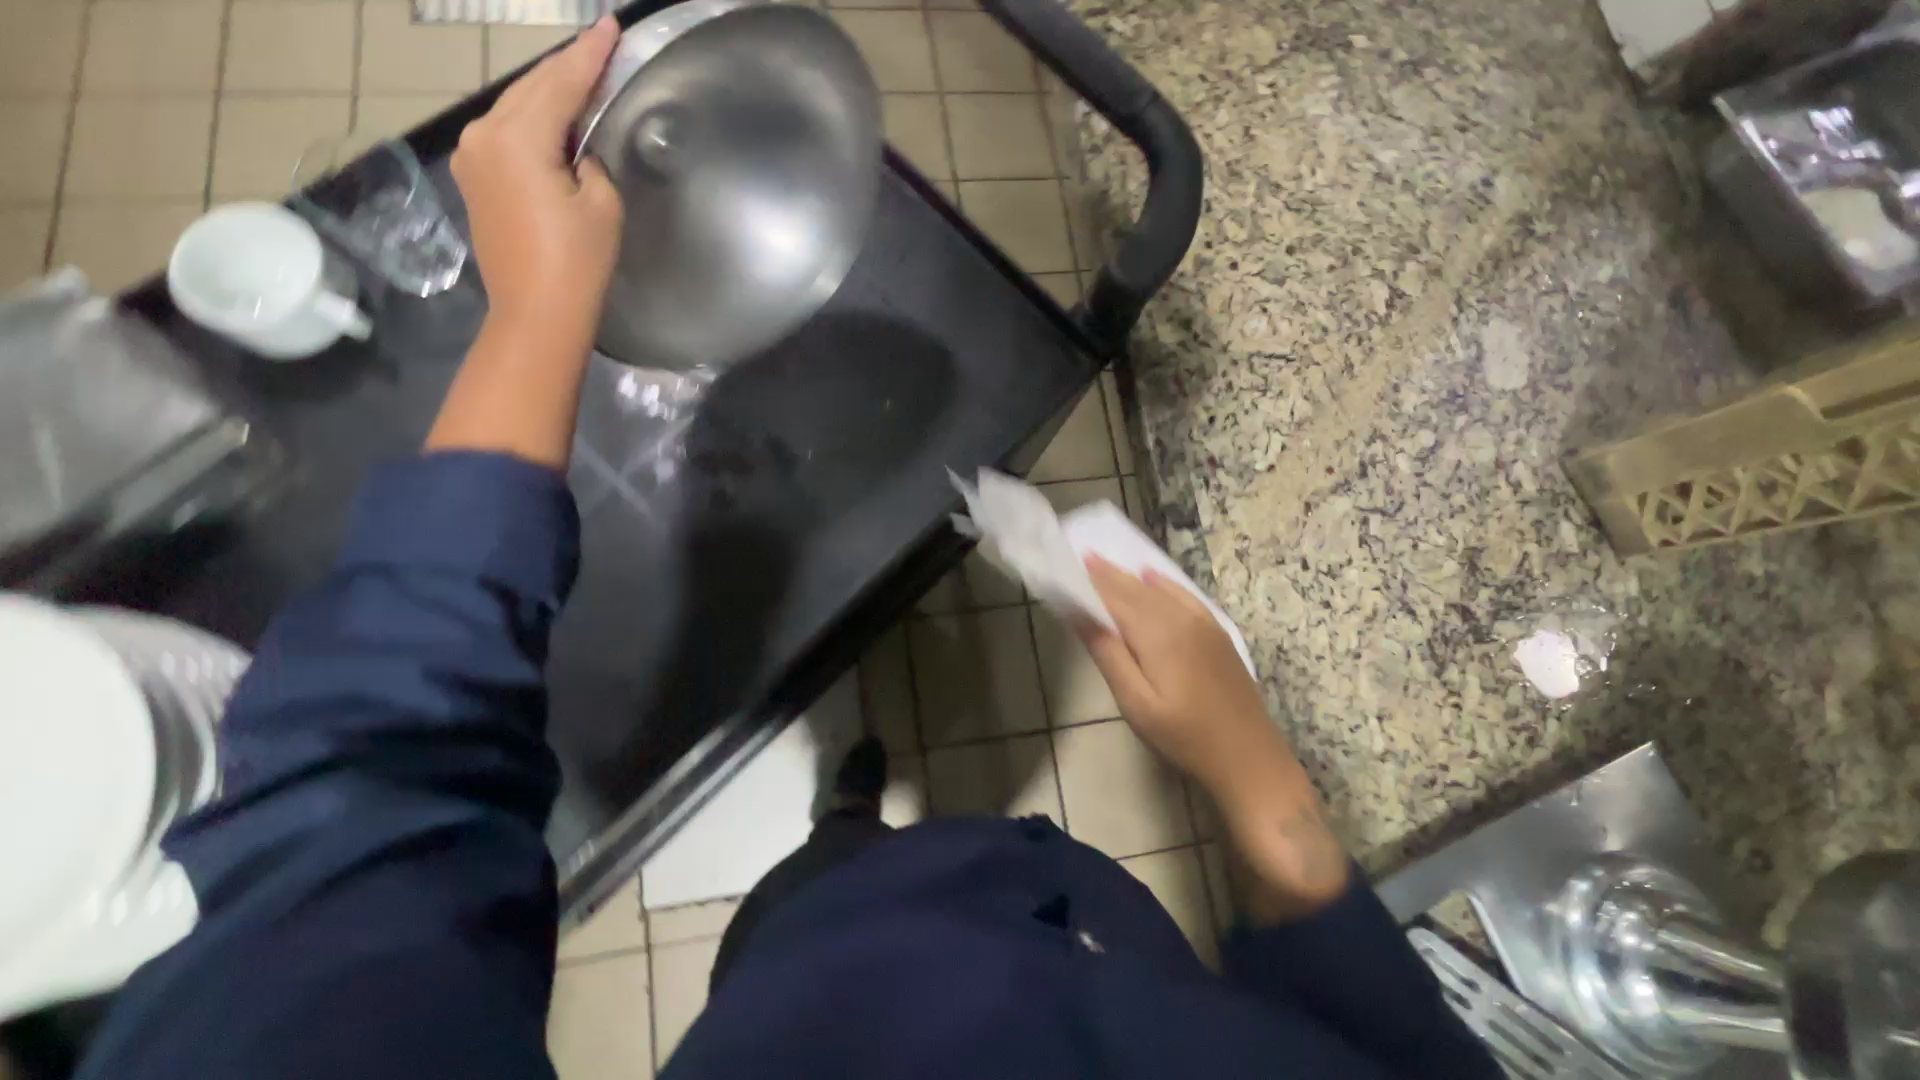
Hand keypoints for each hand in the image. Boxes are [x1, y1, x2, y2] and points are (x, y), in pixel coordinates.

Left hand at [451, 16, 623, 343]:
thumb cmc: (576, 263)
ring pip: (517, 108)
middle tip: (601, 47)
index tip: (610, 26)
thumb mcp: (601, 203)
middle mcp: (484, 135)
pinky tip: (556, 120)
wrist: (535, 313)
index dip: (589, 55)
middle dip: (568, 68)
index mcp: (516, 138)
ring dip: (549, 94)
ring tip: (583, 79)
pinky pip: (507, 134)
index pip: (560, 82)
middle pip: (532, 88)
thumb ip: (588, 159)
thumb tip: (574, 151)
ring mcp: (473, 156)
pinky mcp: (475, 179)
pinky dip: (534, 121)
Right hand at [1079, 557, 1348, 918]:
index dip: (1090, 581)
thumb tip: (1080, 613)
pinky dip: (1164, 583)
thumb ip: (1109, 654)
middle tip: (1081, 555)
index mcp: (1158, 633)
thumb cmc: (1185, 737)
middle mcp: (1181, 618)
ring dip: (1130, 576)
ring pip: (1160, 589)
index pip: (1115, 597)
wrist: (1250, 758)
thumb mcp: (1137, 704)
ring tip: (1105, 563)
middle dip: (1107, 573)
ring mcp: (1204, 624)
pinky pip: (1184, 595)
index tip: (1066, 564)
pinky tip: (1154, 577)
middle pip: (1136, 588)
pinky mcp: (1218, 634)